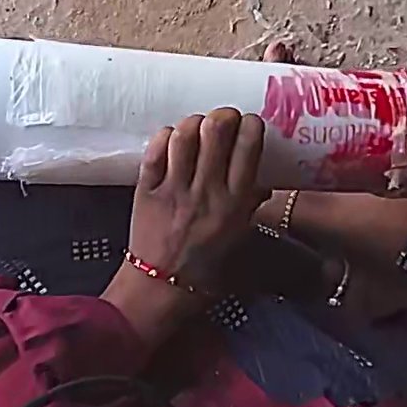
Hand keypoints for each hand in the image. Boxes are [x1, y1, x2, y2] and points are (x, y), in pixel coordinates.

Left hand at [103, 108, 265, 343]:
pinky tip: (172, 139)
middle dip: (223, 115)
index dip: (250, 126)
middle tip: (223, 119)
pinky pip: (155, 151)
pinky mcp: (146, 190)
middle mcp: (205, 192)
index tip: (248, 124)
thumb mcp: (240, 241)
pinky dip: (165, 136)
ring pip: (184, 136)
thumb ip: (250, 208)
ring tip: (197, 126)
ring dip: (193, 123)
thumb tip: (261, 184)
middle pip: (216, 131)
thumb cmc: (205, 271)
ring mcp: (173, 189)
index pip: (247, 148)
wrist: (161, 290)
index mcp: (234, 205)